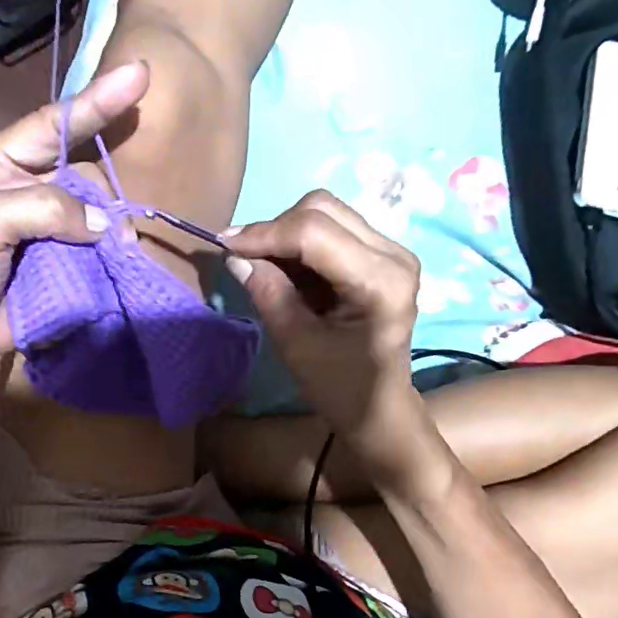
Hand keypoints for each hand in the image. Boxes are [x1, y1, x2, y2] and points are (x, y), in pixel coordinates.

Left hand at [0, 63, 150, 373]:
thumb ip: (43, 208)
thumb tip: (104, 224)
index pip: (48, 123)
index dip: (95, 101)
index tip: (140, 73)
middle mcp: (20, 183)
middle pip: (79, 167)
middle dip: (102, 188)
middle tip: (118, 224)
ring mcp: (43, 223)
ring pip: (93, 206)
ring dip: (108, 224)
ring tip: (118, 247)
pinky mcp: (60, 257)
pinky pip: (94, 242)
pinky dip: (108, 248)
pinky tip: (118, 255)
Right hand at [223, 190, 422, 455]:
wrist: (378, 408)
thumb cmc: (339, 386)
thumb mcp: (296, 344)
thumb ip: (268, 294)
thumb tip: (235, 256)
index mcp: (380, 280)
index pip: (314, 231)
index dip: (265, 233)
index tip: (224, 245)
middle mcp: (393, 254)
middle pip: (322, 209)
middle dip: (275, 229)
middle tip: (242, 257)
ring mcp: (390, 251)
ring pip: (325, 213)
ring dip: (286, 235)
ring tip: (263, 267)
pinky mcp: (380, 256)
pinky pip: (332, 230)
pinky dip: (299, 244)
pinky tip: (285, 271)